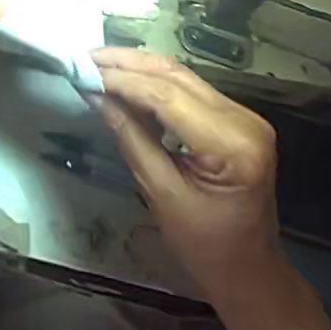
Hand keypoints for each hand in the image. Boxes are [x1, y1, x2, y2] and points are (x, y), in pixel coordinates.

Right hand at [90, 47, 284, 303]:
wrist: (248, 270)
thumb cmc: (205, 244)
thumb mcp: (160, 191)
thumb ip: (129, 135)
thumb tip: (94, 93)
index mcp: (232, 144)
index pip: (166, 97)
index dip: (121, 81)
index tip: (82, 72)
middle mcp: (242, 119)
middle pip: (173, 76)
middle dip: (125, 64)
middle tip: (83, 59)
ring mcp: (241, 115)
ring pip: (178, 74)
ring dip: (135, 66)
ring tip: (96, 63)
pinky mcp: (232, 116)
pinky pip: (186, 86)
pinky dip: (151, 79)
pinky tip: (123, 78)